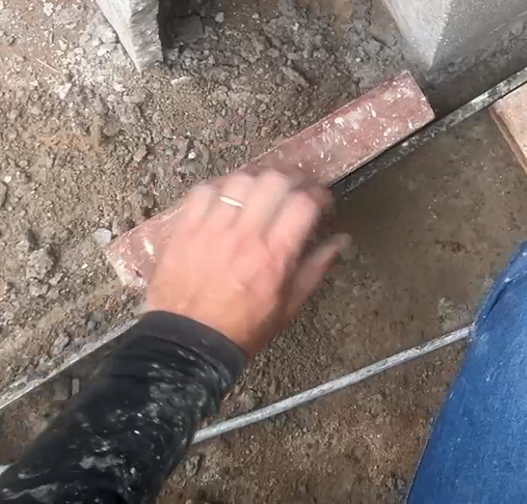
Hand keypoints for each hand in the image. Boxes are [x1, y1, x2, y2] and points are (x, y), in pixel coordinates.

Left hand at [143, 170, 349, 355]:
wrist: (185, 347)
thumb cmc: (243, 328)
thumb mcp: (289, 304)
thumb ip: (317, 267)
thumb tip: (342, 240)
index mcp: (274, 255)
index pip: (304, 202)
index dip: (319, 193)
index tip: (320, 200)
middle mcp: (245, 236)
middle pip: (274, 180)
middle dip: (291, 178)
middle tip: (293, 188)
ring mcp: (212, 231)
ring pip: (240, 181)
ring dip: (256, 180)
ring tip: (260, 190)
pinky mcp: (185, 232)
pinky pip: (204, 191)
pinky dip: (220, 188)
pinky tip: (227, 198)